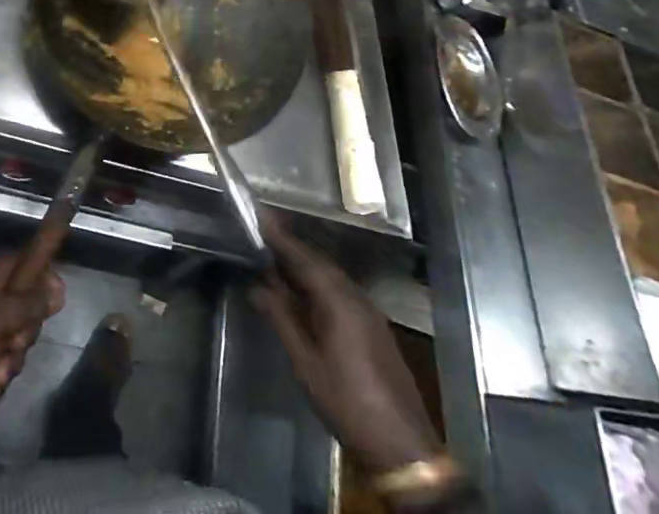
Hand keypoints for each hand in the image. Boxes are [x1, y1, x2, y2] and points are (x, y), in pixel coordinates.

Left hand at [0, 255, 64, 412]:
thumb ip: (29, 304)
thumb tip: (59, 290)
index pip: (26, 263)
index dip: (43, 278)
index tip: (54, 303)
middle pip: (27, 307)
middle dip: (26, 334)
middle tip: (14, 345)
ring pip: (16, 340)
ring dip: (12, 363)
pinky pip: (1, 364)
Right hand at [251, 214, 438, 472]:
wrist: (400, 443)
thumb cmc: (345, 401)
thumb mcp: (304, 362)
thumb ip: (281, 319)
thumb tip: (257, 286)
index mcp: (339, 302)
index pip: (305, 259)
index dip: (281, 238)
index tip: (261, 216)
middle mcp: (357, 299)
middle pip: (320, 264)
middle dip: (292, 250)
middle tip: (263, 236)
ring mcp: (369, 313)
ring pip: (332, 279)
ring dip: (305, 268)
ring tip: (276, 262)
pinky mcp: (374, 328)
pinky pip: (341, 293)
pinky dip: (318, 285)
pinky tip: (303, 294)